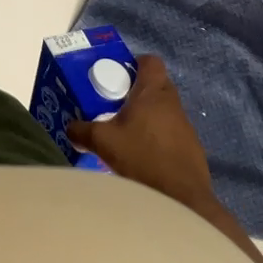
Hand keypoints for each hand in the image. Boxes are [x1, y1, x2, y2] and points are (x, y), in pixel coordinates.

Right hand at [66, 54, 212, 205]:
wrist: (181, 201)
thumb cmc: (141, 158)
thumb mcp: (102, 141)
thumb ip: (82, 131)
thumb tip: (69, 128)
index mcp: (153, 93)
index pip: (150, 62)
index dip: (135, 63)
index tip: (118, 75)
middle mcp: (173, 105)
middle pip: (156, 86)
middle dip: (136, 92)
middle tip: (114, 104)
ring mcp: (186, 129)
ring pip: (164, 112)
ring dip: (147, 117)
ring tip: (126, 134)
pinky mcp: (193, 151)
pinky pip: (172, 135)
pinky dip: (158, 139)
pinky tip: (143, 157)